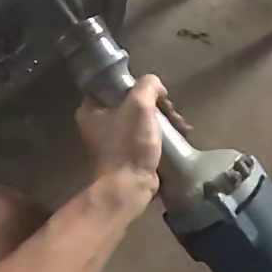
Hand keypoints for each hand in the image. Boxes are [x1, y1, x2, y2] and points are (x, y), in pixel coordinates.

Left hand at [75, 75, 168, 199]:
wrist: (130, 186)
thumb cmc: (129, 144)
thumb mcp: (140, 104)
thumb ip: (148, 85)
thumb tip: (157, 86)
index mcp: (90, 110)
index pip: (113, 85)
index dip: (136, 84)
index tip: (155, 92)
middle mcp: (98, 124)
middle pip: (132, 102)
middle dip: (157, 106)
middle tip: (172, 112)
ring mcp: (113, 140)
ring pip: (141, 119)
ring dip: (163, 120)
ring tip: (181, 126)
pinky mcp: (128, 154)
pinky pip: (146, 136)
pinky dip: (161, 135)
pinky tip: (179, 135)